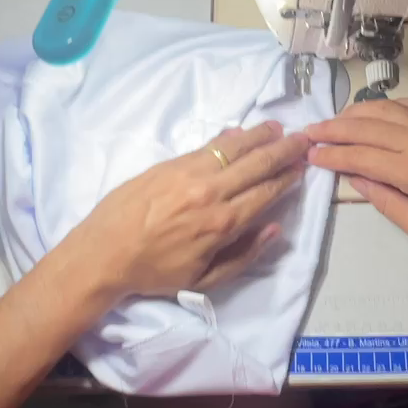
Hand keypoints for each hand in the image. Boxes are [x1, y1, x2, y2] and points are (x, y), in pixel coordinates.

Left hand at [53, 121, 309, 302]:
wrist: (104, 252)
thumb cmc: (155, 271)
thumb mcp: (206, 279)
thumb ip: (245, 255)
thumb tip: (275, 229)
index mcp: (223, 223)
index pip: (267, 191)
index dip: (289, 177)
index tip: (304, 165)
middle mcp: (212, 192)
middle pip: (258, 163)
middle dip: (284, 150)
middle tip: (304, 138)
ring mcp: (190, 172)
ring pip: (234, 147)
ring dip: (260, 136)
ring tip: (277, 128)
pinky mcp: (171, 163)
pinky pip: (208, 145)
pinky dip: (229, 138)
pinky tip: (241, 133)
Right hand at [304, 97, 407, 254]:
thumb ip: (386, 202)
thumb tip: (356, 179)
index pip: (360, 156)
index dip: (331, 155)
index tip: (310, 156)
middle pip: (366, 125)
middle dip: (333, 129)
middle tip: (310, 133)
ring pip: (385, 108)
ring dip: (354, 113)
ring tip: (334, 122)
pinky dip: (385, 106)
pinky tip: (373, 113)